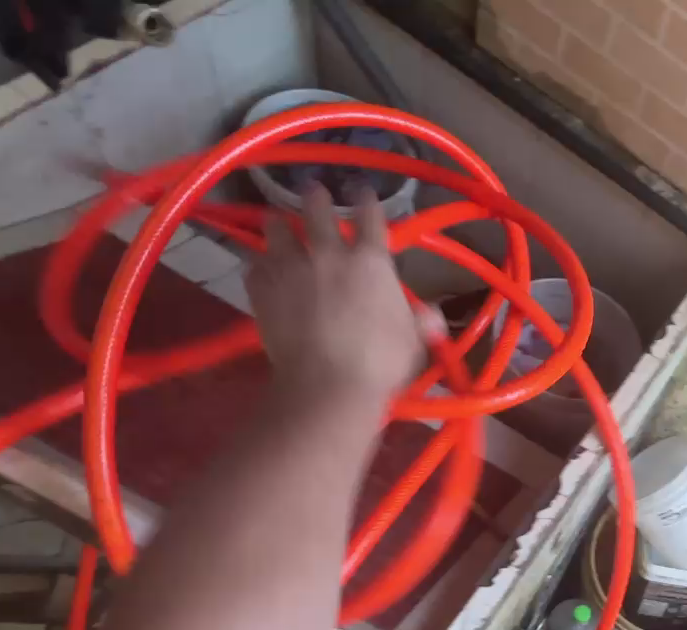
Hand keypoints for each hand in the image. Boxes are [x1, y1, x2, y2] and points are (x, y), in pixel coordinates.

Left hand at [245, 183, 428, 407]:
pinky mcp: (261, 285)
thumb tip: (431, 314)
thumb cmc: (381, 363)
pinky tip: (264, 270)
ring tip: (279, 223)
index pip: (370, 218)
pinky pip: (255, 262)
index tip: (362, 191)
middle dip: (315, 197)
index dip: (367, 200)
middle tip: (313, 192)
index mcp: (372, 262)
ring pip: (276, 226)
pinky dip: (260, 263)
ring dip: (279, 223)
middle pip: (316, 208)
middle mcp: (329, 253)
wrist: (329, 382)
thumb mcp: (414, 342)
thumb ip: (420, 321)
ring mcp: (290, 266)